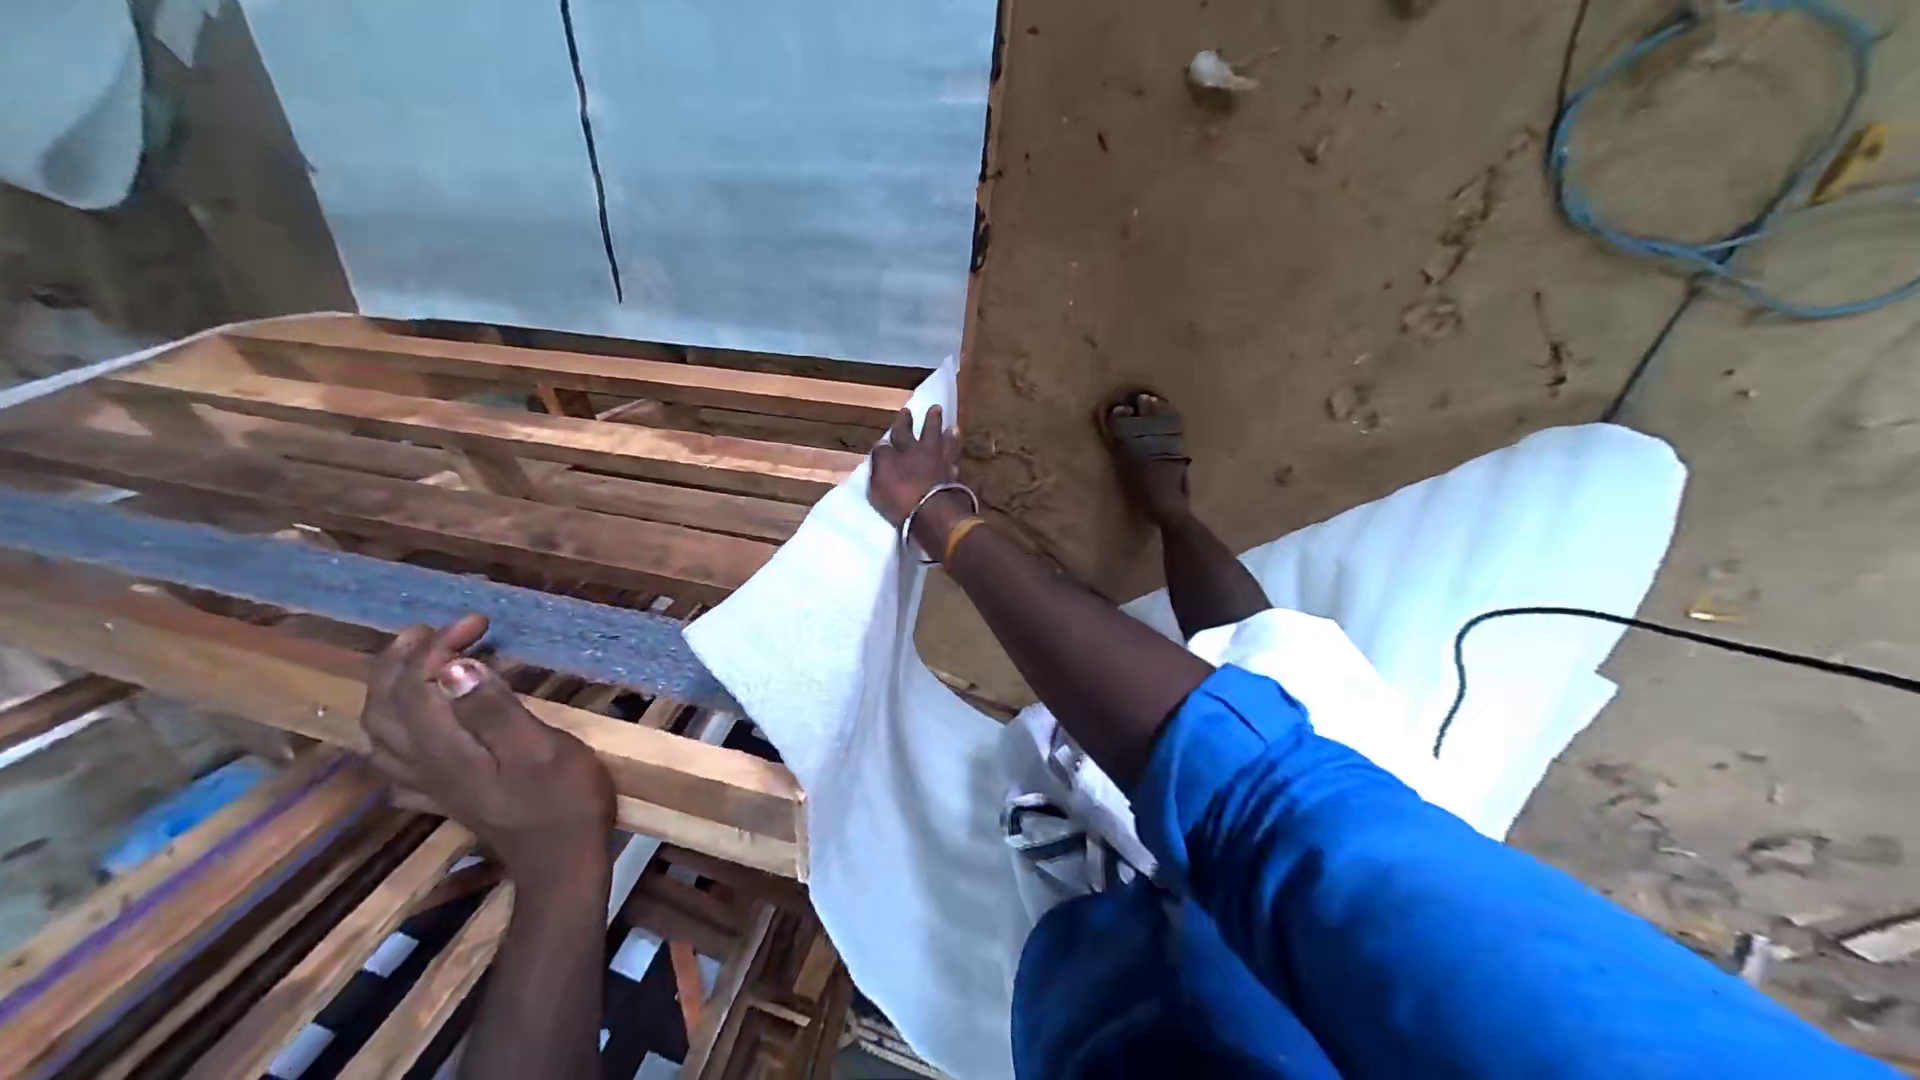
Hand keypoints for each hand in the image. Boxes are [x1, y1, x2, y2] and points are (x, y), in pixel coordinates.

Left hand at [361, 615, 614, 886]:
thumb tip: (457, 667)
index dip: (437, 648)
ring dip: (388, 693)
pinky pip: (396, 766)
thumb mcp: (543, 749)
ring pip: (382, 736)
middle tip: (428, 631)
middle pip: (386, 709)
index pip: (419, 687)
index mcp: (448, 750)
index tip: (475, 622)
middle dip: (400, 662)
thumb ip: (495, 710)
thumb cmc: (564, 800)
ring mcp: (432, 786)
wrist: (562, 862)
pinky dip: (393, 739)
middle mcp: (426, 766)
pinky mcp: (446, 799)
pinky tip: (409, 736)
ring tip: (412, 666)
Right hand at [869, 405, 966, 546]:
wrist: (933, 515)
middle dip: (932, 421)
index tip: (906, 410)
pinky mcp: (956, 485)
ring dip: (950, 438)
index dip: (902, 422)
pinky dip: (957, 464)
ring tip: (954, 428)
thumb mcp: (881, 473)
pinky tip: (958, 463)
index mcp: (909, 450)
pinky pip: (957, 469)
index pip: (903, 432)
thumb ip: (881, 457)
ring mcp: (945, 469)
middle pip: (931, 434)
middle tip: (937, 408)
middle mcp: (929, 455)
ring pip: (949, 448)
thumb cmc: (901, 493)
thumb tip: (882, 443)